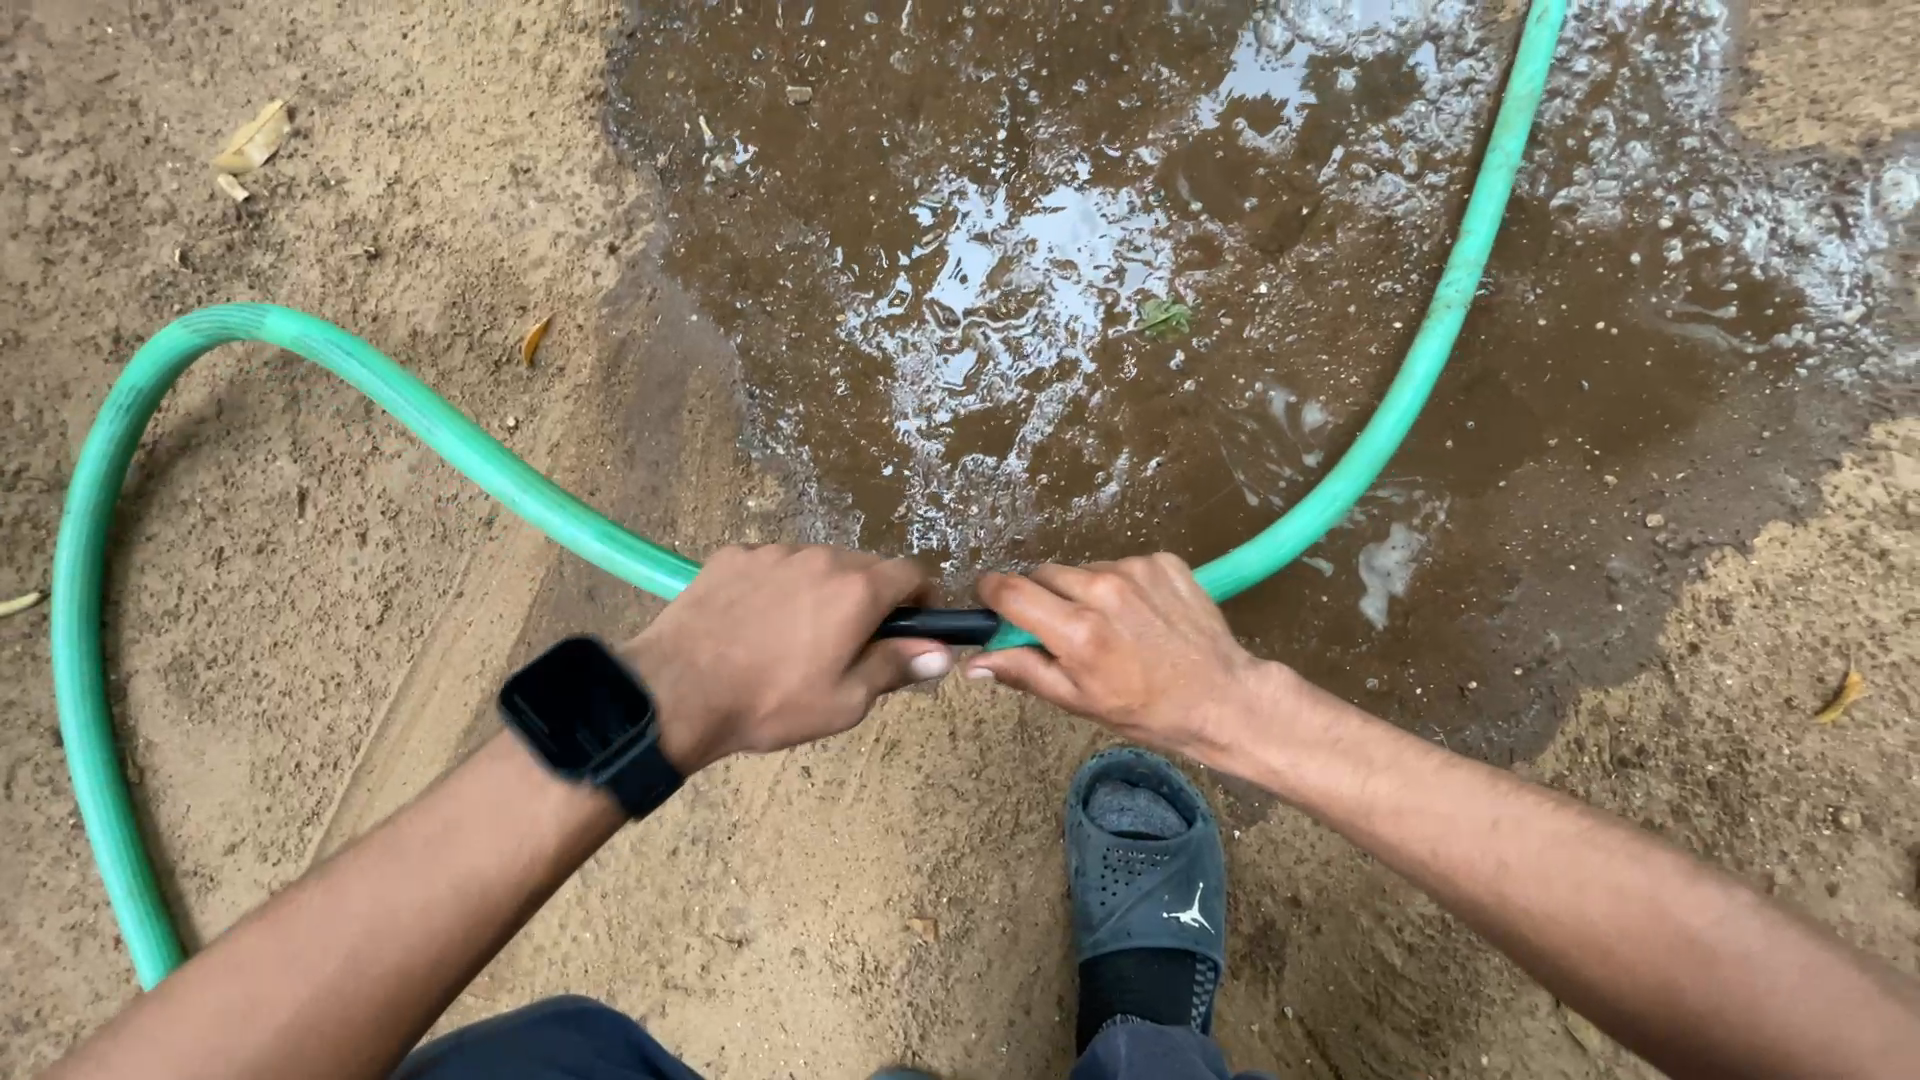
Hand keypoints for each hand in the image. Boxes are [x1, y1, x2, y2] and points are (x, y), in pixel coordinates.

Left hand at [619, 545, 951, 773]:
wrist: (675, 692)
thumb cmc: (771, 703)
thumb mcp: (845, 701)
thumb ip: (897, 667)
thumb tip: (942, 652)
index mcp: (857, 590)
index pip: (912, 573)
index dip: (921, 600)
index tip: (913, 627)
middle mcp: (821, 557)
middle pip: (865, 567)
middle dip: (870, 598)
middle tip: (850, 642)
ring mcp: (773, 552)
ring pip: (817, 564)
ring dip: (823, 590)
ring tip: (795, 635)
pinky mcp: (733, 555)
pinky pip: (773, 565)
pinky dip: (778, 586)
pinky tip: (754, 622)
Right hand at [964, 554, 1278, 762]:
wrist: (1222, 697)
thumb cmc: (1145, 710)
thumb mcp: (1078, 700)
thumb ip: (1023, 672)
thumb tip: (973, 663)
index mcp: (1077, 630)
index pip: (1010, 590)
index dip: (991, 591)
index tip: (990, 599)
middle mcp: (1102, 589)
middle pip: (1043, 575)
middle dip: (1042, 597)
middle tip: (1063, 629)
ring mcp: (1135, 570)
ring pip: (1082, 569)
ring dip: (1082, 591)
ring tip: (1111, 624)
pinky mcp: (1162, 561)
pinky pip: (1120, 564)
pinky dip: (1119, 585)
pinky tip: (1140, 614)